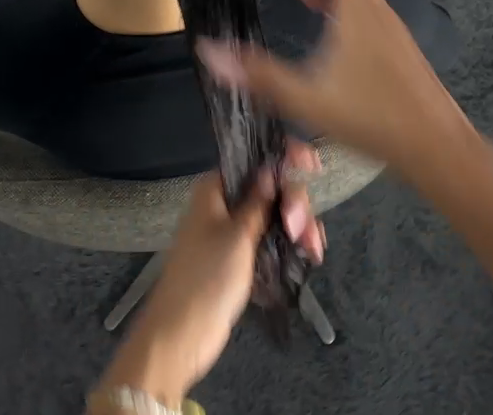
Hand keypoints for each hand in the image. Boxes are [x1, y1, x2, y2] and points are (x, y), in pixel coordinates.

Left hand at [95, 146, 323, 407]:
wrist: (181, 335)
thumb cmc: (205, 278)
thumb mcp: (237, 235)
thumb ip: (259, 201)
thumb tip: (271, 168)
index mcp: (215, 189)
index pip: (254, 161)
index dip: (283, 158)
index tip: (312, 163)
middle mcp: (223, 205)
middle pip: (270, 189)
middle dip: (293, 204)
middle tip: (299, 228)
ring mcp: (232, 233)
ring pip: (275, 216)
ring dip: (298, 226)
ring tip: (312, 247)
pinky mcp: (239, 259)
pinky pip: (271, 240)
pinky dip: (291, 243)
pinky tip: (310, 253)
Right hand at [197, 0, 478, 184]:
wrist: (436, 146)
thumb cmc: (369, 116)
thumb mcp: (304, 97)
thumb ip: (256, 75)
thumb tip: (208, 50)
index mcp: (358, 9)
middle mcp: (381, 12)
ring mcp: (397, 33)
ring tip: (310, 9)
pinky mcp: (406, 55)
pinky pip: (374, 17)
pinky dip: (352, 15)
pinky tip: (338, 48)